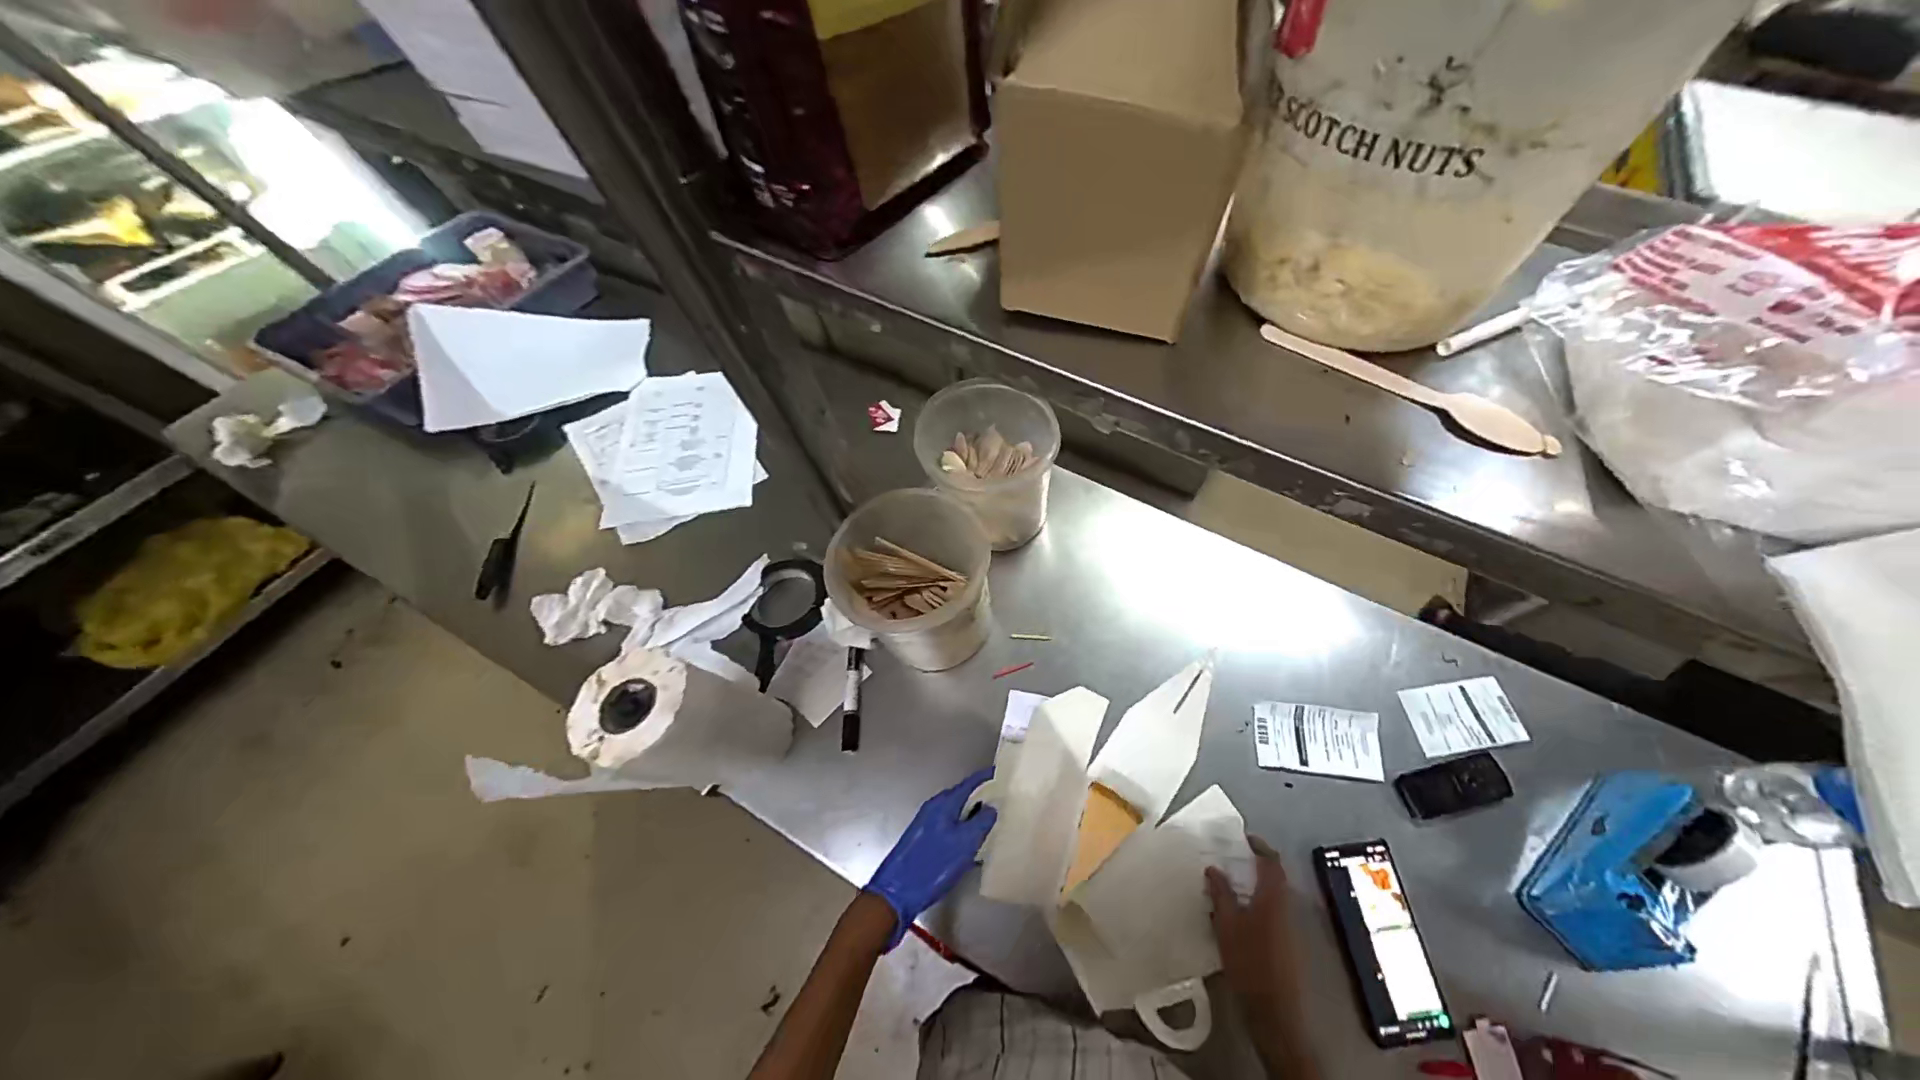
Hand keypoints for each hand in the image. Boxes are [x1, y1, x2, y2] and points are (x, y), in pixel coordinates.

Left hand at [864, 766, 996, 949]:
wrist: (897, 891)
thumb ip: (981, 823)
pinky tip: (971, 840)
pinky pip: (948, 824)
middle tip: (1002, 798)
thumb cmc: (934, 864)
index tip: (1001, 774)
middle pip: (961, 795)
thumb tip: (992, 806)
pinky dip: (962, 826)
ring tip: (992, 819)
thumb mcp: (965, 844)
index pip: (968, 783)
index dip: (985, 778)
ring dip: (972, 813)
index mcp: (943, 804)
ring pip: (955, 811)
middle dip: (981, 796)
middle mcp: (933, 808)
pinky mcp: (923, 838)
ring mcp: (926, 823)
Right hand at [1207, 835, 1317, 1078]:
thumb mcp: (1227, 924)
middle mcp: (1285, 908)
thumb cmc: (1249, 961)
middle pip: (1273, 878)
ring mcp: (1287, 927)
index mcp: (1273, 899)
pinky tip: (1234, 911)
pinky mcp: (1284, 943)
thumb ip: (1221, 894)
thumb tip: (1214, 868)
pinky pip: (1269, 910)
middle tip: (1230, 857)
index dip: (1260, 846)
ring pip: (1270, 895)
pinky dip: (1253, 902)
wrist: (1274, 1010)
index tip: (1243, 837)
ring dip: (1252, 884)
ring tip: (1226, 881)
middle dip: (1254, 864)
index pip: (1272, 863)